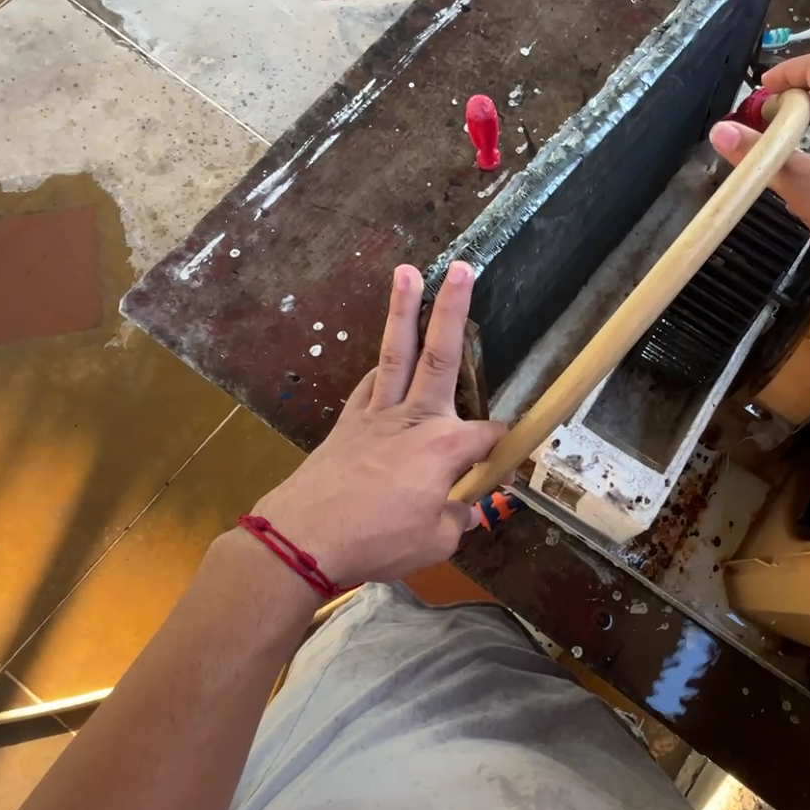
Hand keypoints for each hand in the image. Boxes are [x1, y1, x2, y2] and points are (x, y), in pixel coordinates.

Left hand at [244, 261, 504, 586]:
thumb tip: (462, 508)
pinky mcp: (347, 424)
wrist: (303, 539)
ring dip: (403, 312)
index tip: (507, 467)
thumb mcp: (435, 541)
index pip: (490, 436)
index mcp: (445, 447)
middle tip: (462, 268)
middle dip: (453, 309)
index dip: (505, 449)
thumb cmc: (378, 540)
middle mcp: (415, 418)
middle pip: (441, 356)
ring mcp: (376, 415)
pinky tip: (383, 361)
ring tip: (408, 272)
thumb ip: (456, 518)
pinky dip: (379, 370)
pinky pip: (368, 387)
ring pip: (397, 355)